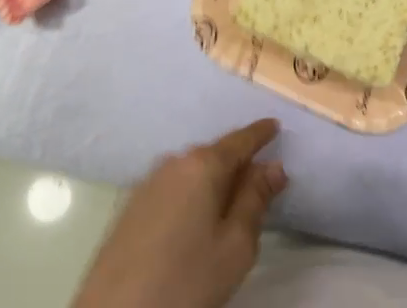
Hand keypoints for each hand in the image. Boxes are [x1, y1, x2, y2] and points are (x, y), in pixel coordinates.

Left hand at [71, 119, 287, 307]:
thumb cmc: (185, 281)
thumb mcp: (236, 246)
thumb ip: (256, 200)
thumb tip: (273, 166)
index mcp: (203, 166)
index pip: (240, 140)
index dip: (261, 134)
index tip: (276, 126)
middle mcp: (173, 164)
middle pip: (215, 154)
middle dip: (238, 162)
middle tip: (260, 180)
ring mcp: (146, 185)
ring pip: (191, 172)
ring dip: (213, 181)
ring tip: (230, 204)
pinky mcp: (129, 209)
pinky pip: (172, 188)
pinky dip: (191, 194)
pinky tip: (195, 220)